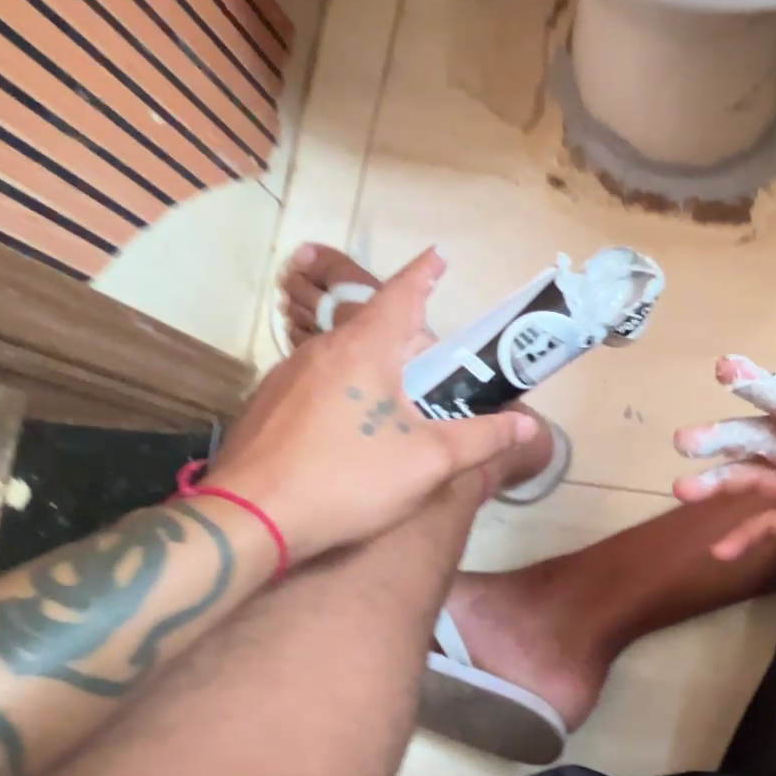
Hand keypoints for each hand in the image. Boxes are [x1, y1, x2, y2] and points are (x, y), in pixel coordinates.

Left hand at [210, 248, 539, 562]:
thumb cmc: (348, 479)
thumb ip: (483, 437)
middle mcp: (321, 352)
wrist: (247, 520)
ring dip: (381, 369)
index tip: (440, 255)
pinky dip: (351, 392)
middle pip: (376, 330)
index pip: (400, 296)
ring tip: (405, 407)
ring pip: (347, 359)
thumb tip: (528, 424)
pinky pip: (323, 384)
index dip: (424, 274)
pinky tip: (359, 433)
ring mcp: (287, 378)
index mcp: (363, 351)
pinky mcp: (269, 407)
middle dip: (413, 341)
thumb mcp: (431, 461)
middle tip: (442, 371)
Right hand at [673, 357, 775, 630]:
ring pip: (758, 478)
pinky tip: (720, 550)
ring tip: (683, 490)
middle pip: (770, 441)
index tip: (730, 370)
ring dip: (723, 481)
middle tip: (686, 439)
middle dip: (730, 437)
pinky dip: (743, 533)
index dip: (771, 390)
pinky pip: (765, 524)